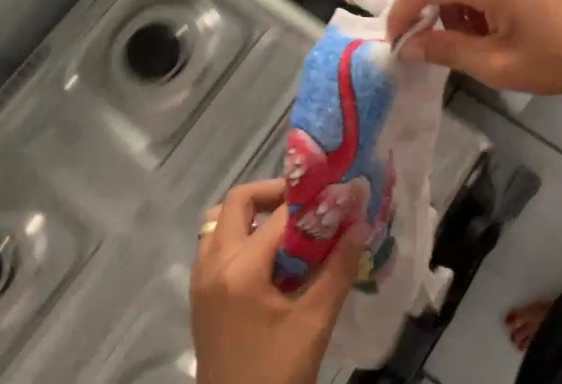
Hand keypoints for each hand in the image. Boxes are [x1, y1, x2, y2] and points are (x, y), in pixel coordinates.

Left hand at [190, 179, 366, 383]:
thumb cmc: (278, 372)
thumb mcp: (315, 321)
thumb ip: (339, 268)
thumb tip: (361, 222)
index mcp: (240, 269)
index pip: (281, 214)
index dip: (314, 200)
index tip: (340, 196)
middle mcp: (212, 266)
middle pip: (238, 202)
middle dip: (275, 194)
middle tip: (309, 206)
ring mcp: (200, 283)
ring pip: (220, 224)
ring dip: (254, 215)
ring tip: (290, 230)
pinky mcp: (200, 299)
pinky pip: (215, 248)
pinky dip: (241, 238)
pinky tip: (272, 260)